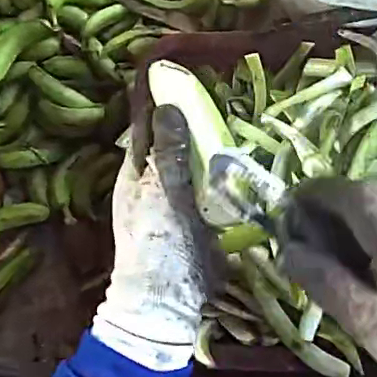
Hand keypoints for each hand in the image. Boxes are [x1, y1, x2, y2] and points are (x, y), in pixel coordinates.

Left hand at [93, 105, 213, 371]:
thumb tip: (167, 104)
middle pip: (170, 139)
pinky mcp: (192, 216)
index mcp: (137, 171)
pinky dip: (218, 167)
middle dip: (187, 117)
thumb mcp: (163, 192)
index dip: (157, 99)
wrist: (165, 303)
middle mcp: (152, 180)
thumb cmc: (159, 243)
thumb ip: (169, 151)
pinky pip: (206, 182)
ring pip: (189, 159)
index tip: (177, 73)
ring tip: (233, 118)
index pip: (145, 124)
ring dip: (206, 141)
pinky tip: (239, 159)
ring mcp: (172, 199)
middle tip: (216, 92)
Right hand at [276, 178, 376, 376]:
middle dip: (330, 203)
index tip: (288, 204)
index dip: (315, 193)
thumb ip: (323, 279)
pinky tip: (358, 256)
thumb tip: (288, 249)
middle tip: (302, 225)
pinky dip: (368, 228)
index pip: (349, 192)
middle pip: (367, 194)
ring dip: (349, 215)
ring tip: (325, 243)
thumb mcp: (363, 318)